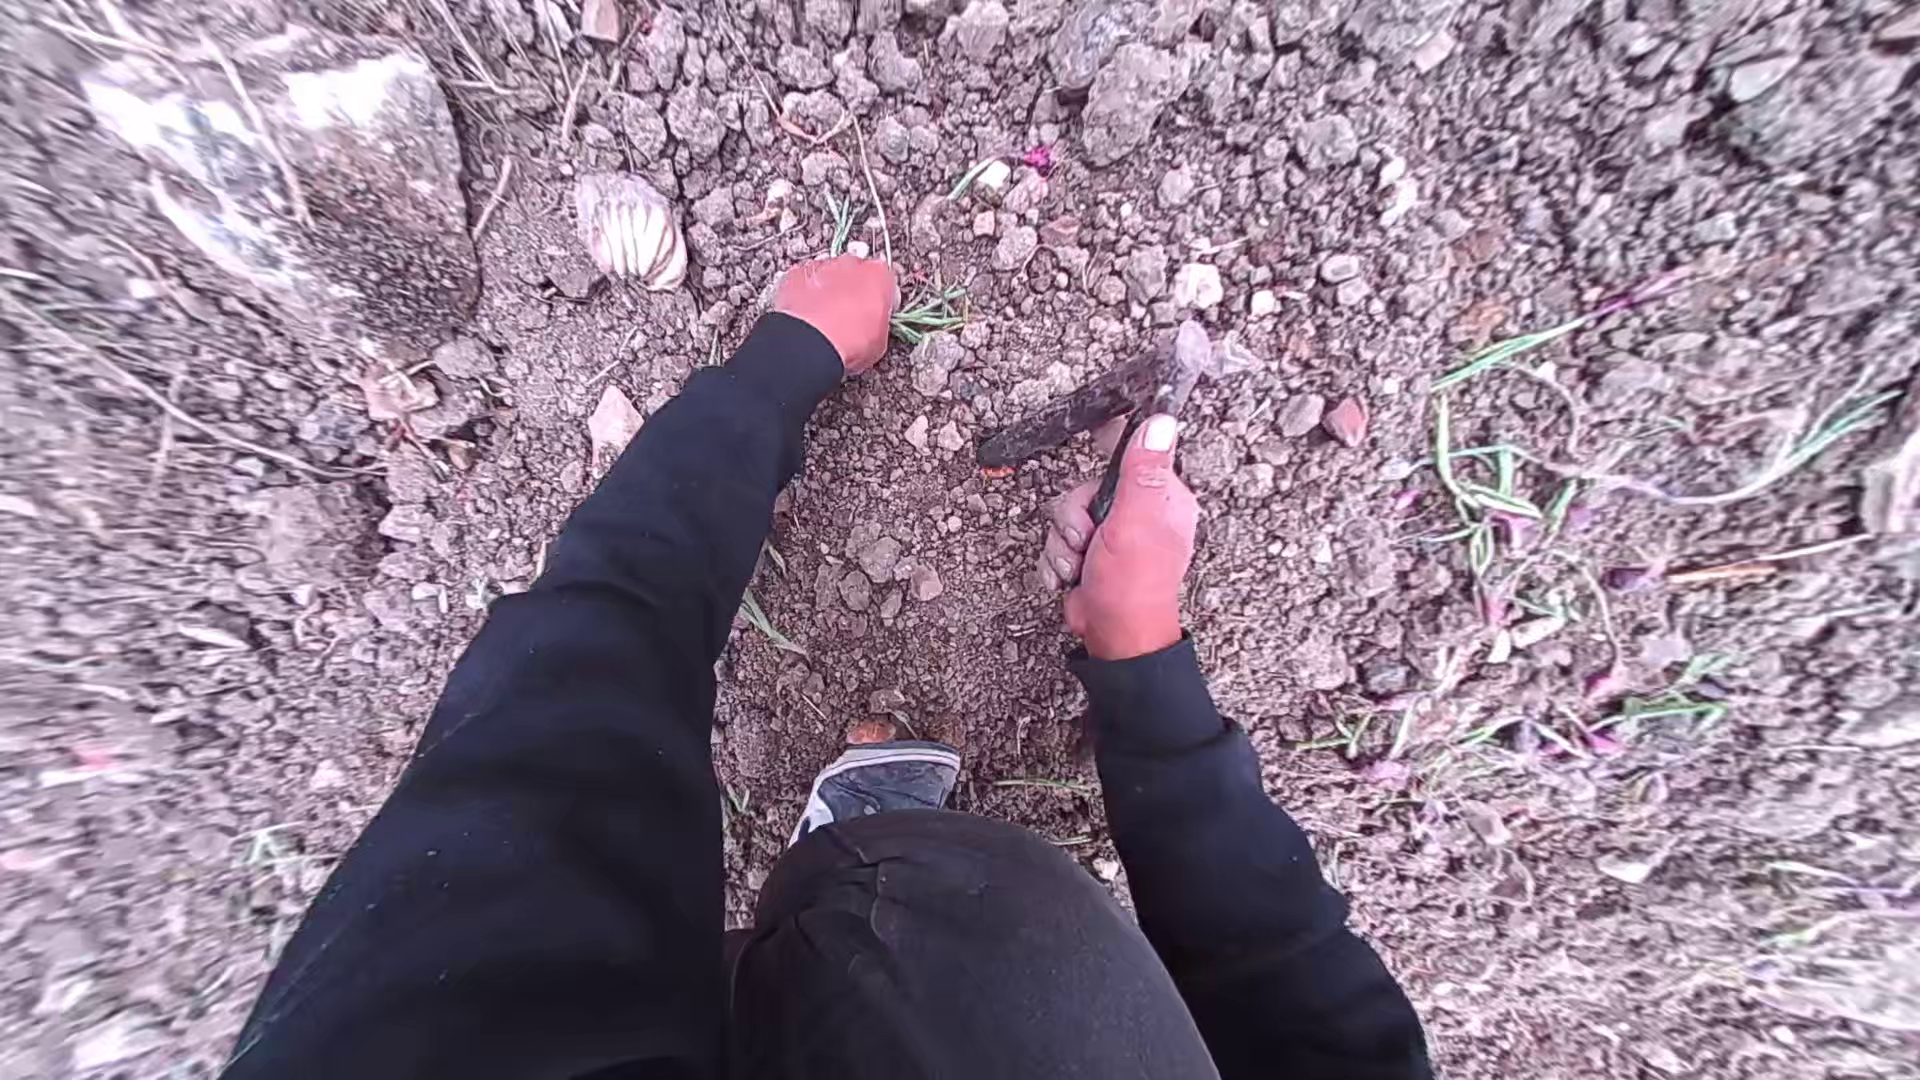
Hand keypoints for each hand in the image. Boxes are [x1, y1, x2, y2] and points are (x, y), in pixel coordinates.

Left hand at [772, 255, 897, 374]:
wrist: (813, 343)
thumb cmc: (849, 340)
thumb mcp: (880, 342)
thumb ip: (878, 324)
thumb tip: (873, 331)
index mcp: (878, 276)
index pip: (885, 281)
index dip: (880, 300)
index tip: (876, 313)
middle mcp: (850, 264)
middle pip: (854, 272)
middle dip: (853, 290)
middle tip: (850, 317)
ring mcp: (821, 267)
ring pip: (827, 274)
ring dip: (828, 291)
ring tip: (826, 319)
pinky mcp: (795, 275)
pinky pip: (803, 281)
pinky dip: (804, 294)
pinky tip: (807, 315)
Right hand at [1039, 415, 1197, 660]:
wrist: (1112, 635)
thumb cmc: (1133, 588)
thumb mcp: (1136, 523)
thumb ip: (1142, 473)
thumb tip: (1160, 423)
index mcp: (1160, 499)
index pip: (1136, 452)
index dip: (1112, 442)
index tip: (1094, 430)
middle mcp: (1136, 512)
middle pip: (1085, 487)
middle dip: (1074, 517)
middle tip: (1087, 537)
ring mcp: (1110, 533)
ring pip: (1065, 515)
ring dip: (1065, 544)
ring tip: (1081, 563)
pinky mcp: (1088, 551)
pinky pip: (1058, 540)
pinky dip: (1059, 560)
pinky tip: (1073, 576)